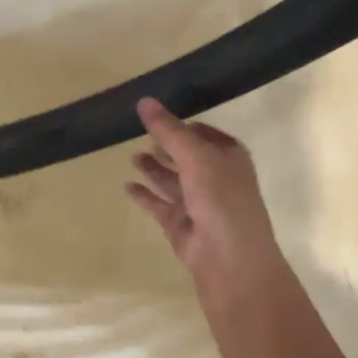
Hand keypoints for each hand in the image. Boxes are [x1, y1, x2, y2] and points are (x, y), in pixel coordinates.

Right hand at [124, 97, 281, 280]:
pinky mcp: (179, 223)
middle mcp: (215, 177)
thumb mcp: (196, 157)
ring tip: (132, 157)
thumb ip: (169, 130)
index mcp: (229, 157)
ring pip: (171, 180)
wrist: (228, 256)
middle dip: (166, 146)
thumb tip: (143, 101)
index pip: (203, 134)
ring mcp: (197, 202)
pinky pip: (158, 204)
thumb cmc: (221, 199)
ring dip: (153, 168)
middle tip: (138, 133)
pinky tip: (128, 186)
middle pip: (185, 156)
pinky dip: (144, 195)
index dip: (182, 125)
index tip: (156, 115)